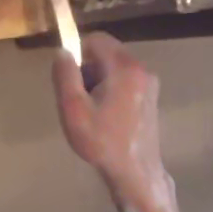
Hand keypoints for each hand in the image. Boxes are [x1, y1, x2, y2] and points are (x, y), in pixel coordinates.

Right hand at [52, 33, 165, 203]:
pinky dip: (110, 92)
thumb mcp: (73, 109)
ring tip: (91, 113)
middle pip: (106, 53)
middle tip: (78, 101)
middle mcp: (141, 69)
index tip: (68, 80)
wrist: (135, 172)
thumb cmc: (101, 142)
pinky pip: (124, 82)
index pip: (96, 39)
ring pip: (114, 68)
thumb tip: (61, 51)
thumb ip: (65, 76)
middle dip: (87, 71)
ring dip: (97, 83)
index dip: (77, 54)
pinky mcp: (150, 97)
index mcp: (124, 68)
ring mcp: (149, 83)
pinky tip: (105, 118)